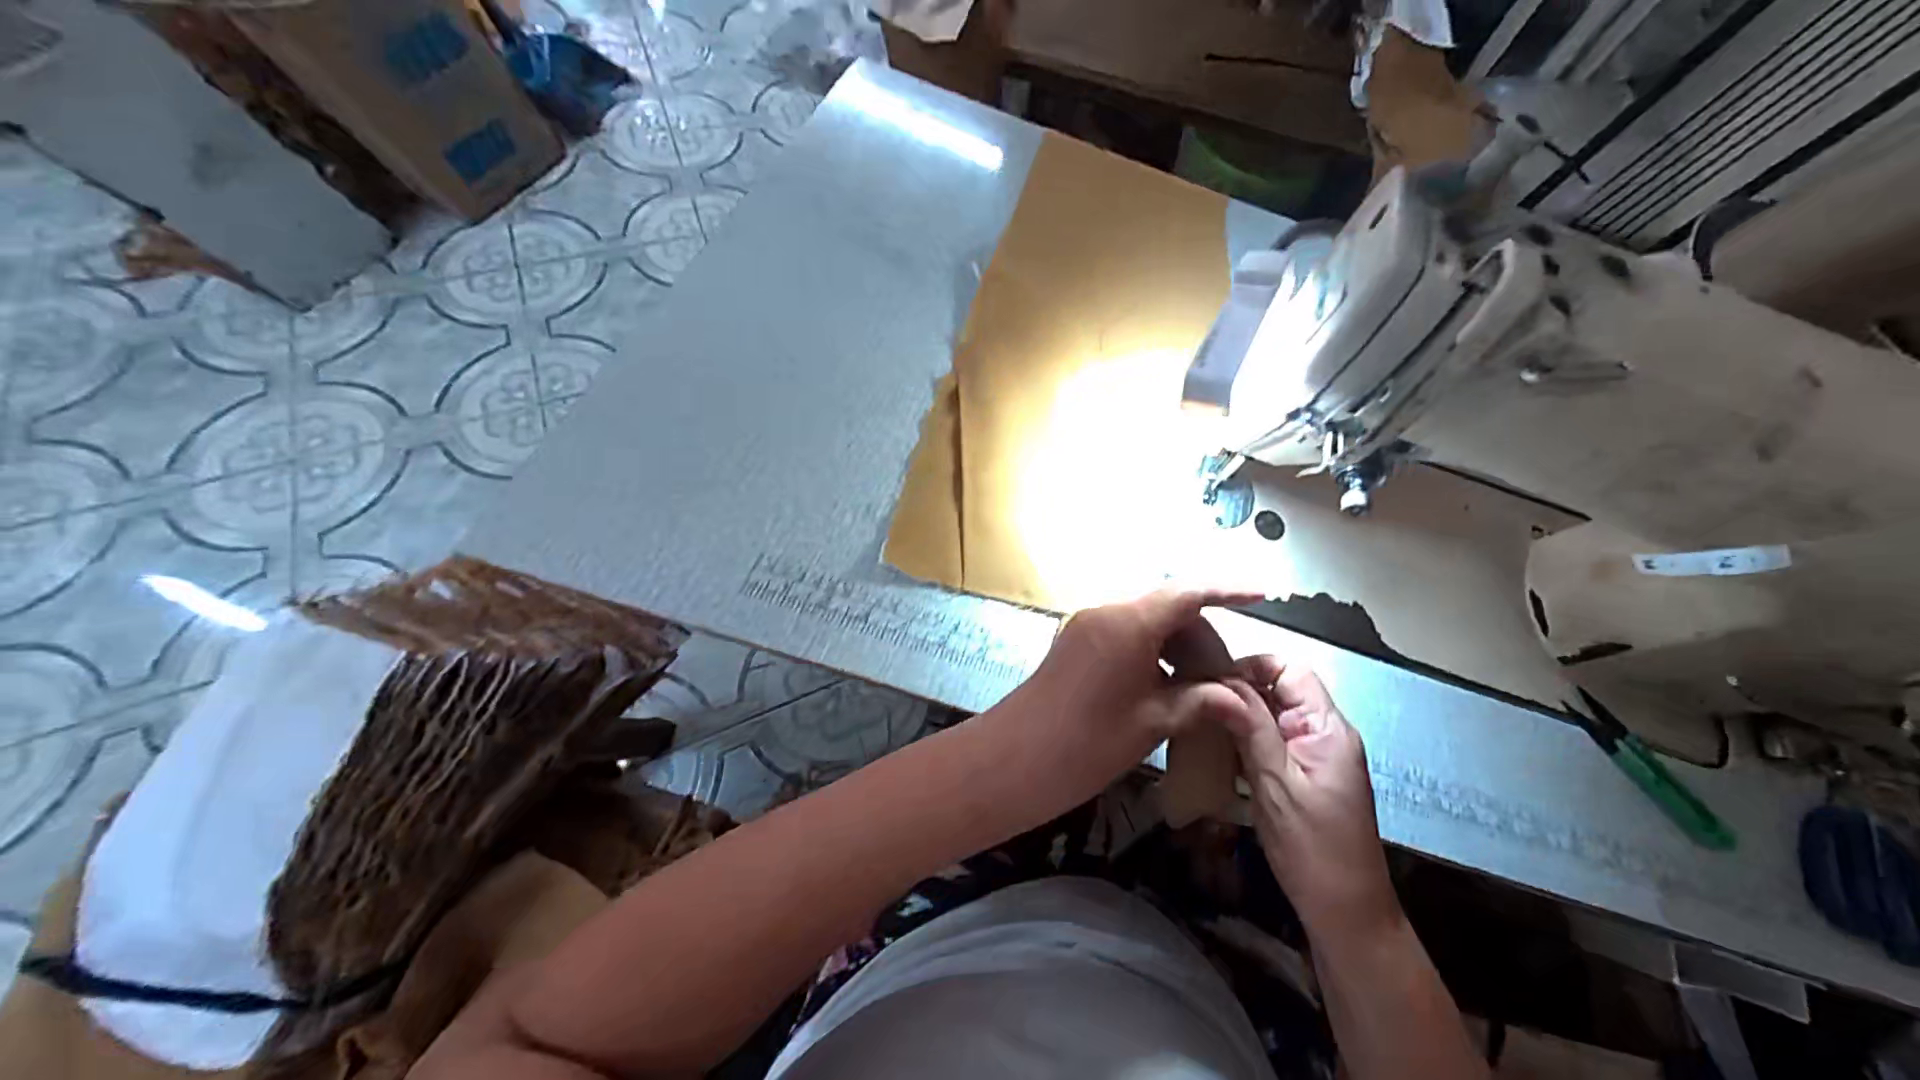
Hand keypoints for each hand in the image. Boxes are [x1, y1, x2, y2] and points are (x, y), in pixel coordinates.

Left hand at [981, 588, 1266, 823]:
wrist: (1016, 758)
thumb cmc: (1086, 743)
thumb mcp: (1152, 722)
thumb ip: (1199, 702)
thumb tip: (1239, 698)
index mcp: (1127, 624)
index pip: (1188, 593)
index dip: (1228, 591)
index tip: (1261, 594)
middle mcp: (1106, 612)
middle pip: (1167, 608)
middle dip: (1202, 636)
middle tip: (1227, 678)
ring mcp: (1087, 625)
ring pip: (1147, 622)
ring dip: (1177, 646)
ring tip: (1203, 688)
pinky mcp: (1077, 642)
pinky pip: (1125, 634)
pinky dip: (1153, 653)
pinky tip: (1169, 686)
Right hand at [1221, 658, 1399, 941]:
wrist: (1345, 913)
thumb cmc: (1314, 848)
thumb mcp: (1276, 784)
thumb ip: (1250, 729)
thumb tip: (1218, 683)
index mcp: (1326, 729)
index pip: (1290, 670)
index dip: (1251, 667)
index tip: (1211, 683)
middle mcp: (1322, 733)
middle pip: (1277, 690)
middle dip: (1236, 692)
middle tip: (1194, 703)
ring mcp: (1312, 756)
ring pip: (1269, 715)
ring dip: (1235, 718)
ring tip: (1198, 724)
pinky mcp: (1300, 776)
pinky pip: (1267, 741)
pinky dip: (1240, 741)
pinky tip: (1214, 751)